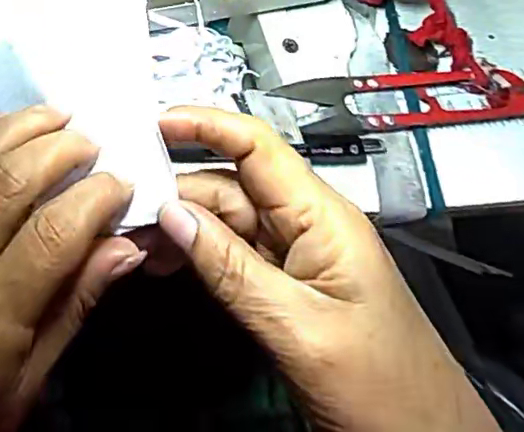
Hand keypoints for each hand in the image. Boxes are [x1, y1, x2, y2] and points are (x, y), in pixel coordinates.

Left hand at [0, 107, 143, 431]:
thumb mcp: (33, 376)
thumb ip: (77, 303)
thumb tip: (126, 244)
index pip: (49, 236)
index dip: (91, 199)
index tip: (120, 181)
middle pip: (6, 183)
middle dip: (55, 150)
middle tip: (90, 140)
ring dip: (14, 126)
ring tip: (53, 115)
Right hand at [154, 107, 496, 431]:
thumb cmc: (395, 401)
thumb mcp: (302, 332)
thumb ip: (232, 269)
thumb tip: (172, 215)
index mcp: (324, 220)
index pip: (256, 145)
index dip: (203, 124)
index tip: (155, 123)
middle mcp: (305, 226)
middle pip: (225, 182)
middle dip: (174, 189)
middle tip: (129, 207)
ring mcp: (293, 255)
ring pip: (220, 217)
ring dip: (178, 225)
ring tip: (141, 242)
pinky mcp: (282, 284)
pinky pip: (225, 250)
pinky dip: (193, 251)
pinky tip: (167, 262)